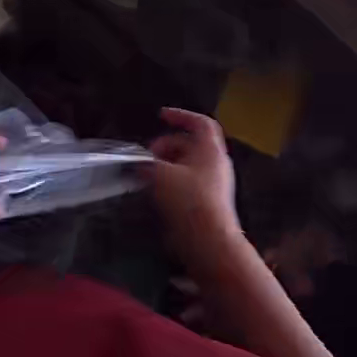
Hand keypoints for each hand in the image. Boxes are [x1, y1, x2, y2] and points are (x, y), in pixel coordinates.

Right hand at [143, 108, 242, 261]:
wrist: (208, 240)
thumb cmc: (188, 200)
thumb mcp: (161, 175)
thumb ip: (148, 164)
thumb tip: (141, 164)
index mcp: (210, 150)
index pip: (200, 123)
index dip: (181, 116)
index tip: (161, 116)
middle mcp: (216, 164)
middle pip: (190, 145)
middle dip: (166, 145)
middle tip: (147, 156)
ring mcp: (213, 184)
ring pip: (187, 165)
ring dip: (166, 165)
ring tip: (147, 175)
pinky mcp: (207, 203)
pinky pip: (188, 183)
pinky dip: (172, 182)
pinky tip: (156, 193)